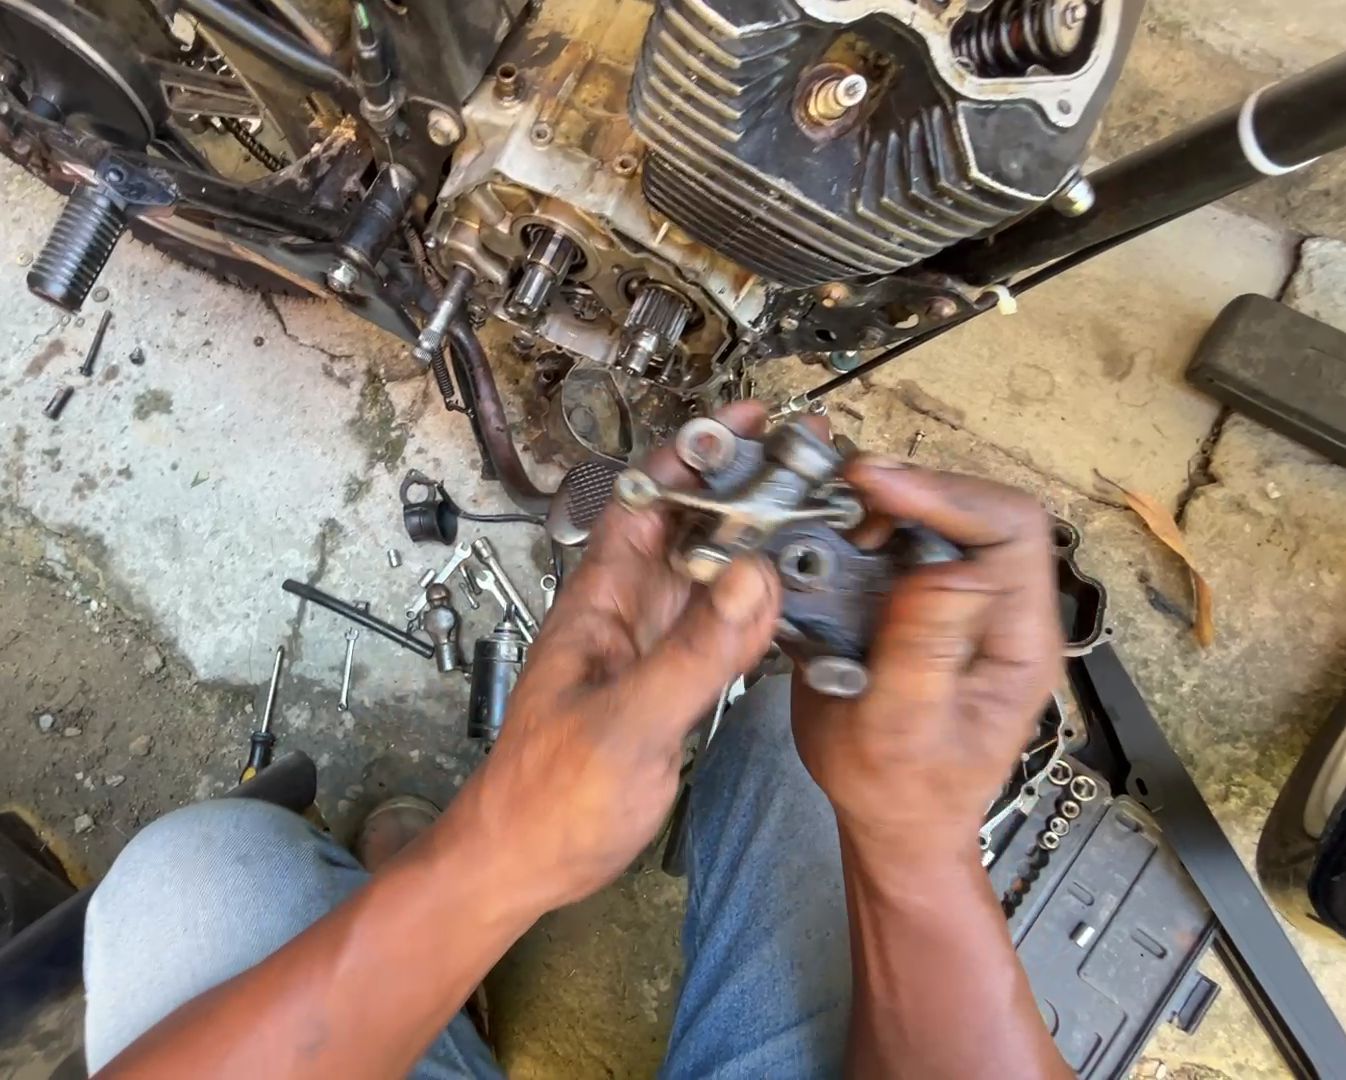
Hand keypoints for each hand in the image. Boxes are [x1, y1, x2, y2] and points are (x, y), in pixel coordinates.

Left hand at [442, 404, 782, 913]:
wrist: (531, 855)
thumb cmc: (551, 791)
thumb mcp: (625, 721)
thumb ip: (691, 653)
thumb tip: (754, 578)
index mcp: (598, 600)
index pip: (642, 503)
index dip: (688, 457)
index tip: (743, 424)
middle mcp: (626, 611)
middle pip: (685, 531)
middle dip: (739, 491)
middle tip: (804, 461)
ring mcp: (650, 645)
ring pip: (707, 578)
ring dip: (753, 545)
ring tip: (813, 514)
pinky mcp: (669, 682)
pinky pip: (718, 630)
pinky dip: (754, 610)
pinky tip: (792, 597)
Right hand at [791, 460, 1061, 866]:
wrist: (886, 815)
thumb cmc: (900, 786)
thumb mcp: (905, 729)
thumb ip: (924, 652)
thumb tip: (944, 568)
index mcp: (1016, 636)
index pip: (1009, 530)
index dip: (945, 495)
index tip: (872, 487)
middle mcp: (991, 608)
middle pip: (970, 511)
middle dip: (906, 493)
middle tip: (839, 496)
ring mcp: (948, 605)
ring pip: (925, 522)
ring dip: (874, 510)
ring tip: (824, 518)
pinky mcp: (908, 607)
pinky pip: (887, 549)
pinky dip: (852, 534)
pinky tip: (819, 540)